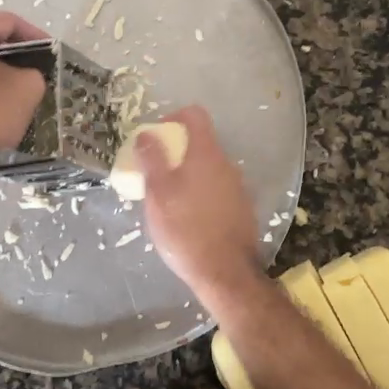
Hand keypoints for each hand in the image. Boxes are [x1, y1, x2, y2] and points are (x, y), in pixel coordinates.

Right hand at [139, 107, 262, 304]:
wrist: (226, 273)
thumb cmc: (185, 230)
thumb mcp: (158, 194)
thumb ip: (152, 159)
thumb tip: (146, 133)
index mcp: (206, 154)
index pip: (194, 115)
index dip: (174, 118)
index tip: (157, 138)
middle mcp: (227, 164)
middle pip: (201, 143)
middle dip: (177, 153)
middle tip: (156, 175)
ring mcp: (238, 186)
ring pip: (209, 169)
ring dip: (189, 176)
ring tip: (170, 202)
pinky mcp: (242, 208)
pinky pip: (218, 190)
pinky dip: (202, 194)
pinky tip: (190, 220)